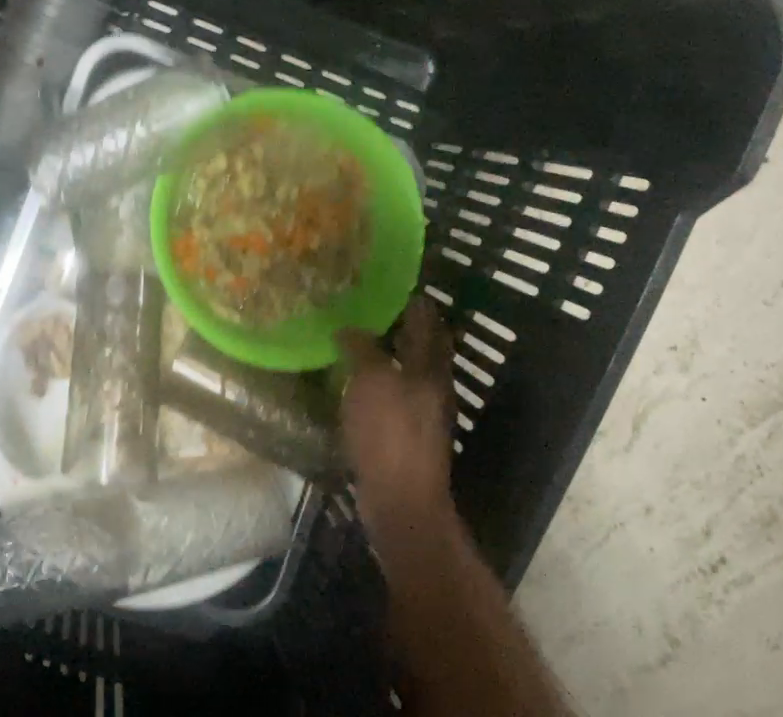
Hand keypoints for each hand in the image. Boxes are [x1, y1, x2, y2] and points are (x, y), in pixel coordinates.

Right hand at [337, 297, 458, 545]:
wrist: (402, 500)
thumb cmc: (390, 434)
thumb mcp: (371, 382)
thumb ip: (361, 349)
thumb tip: (348, 329)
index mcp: (431, 367)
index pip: (428, 321)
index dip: (413, 300)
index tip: (390, 281)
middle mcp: (434, 385)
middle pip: (423, 346)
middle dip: (402, 325)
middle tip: (370, 306)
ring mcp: (423, 412)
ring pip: (408, 371)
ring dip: (388, 354)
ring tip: (356, 339)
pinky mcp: (407, 435)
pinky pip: (394, 395)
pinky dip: (378, 381)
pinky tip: (355, 382)